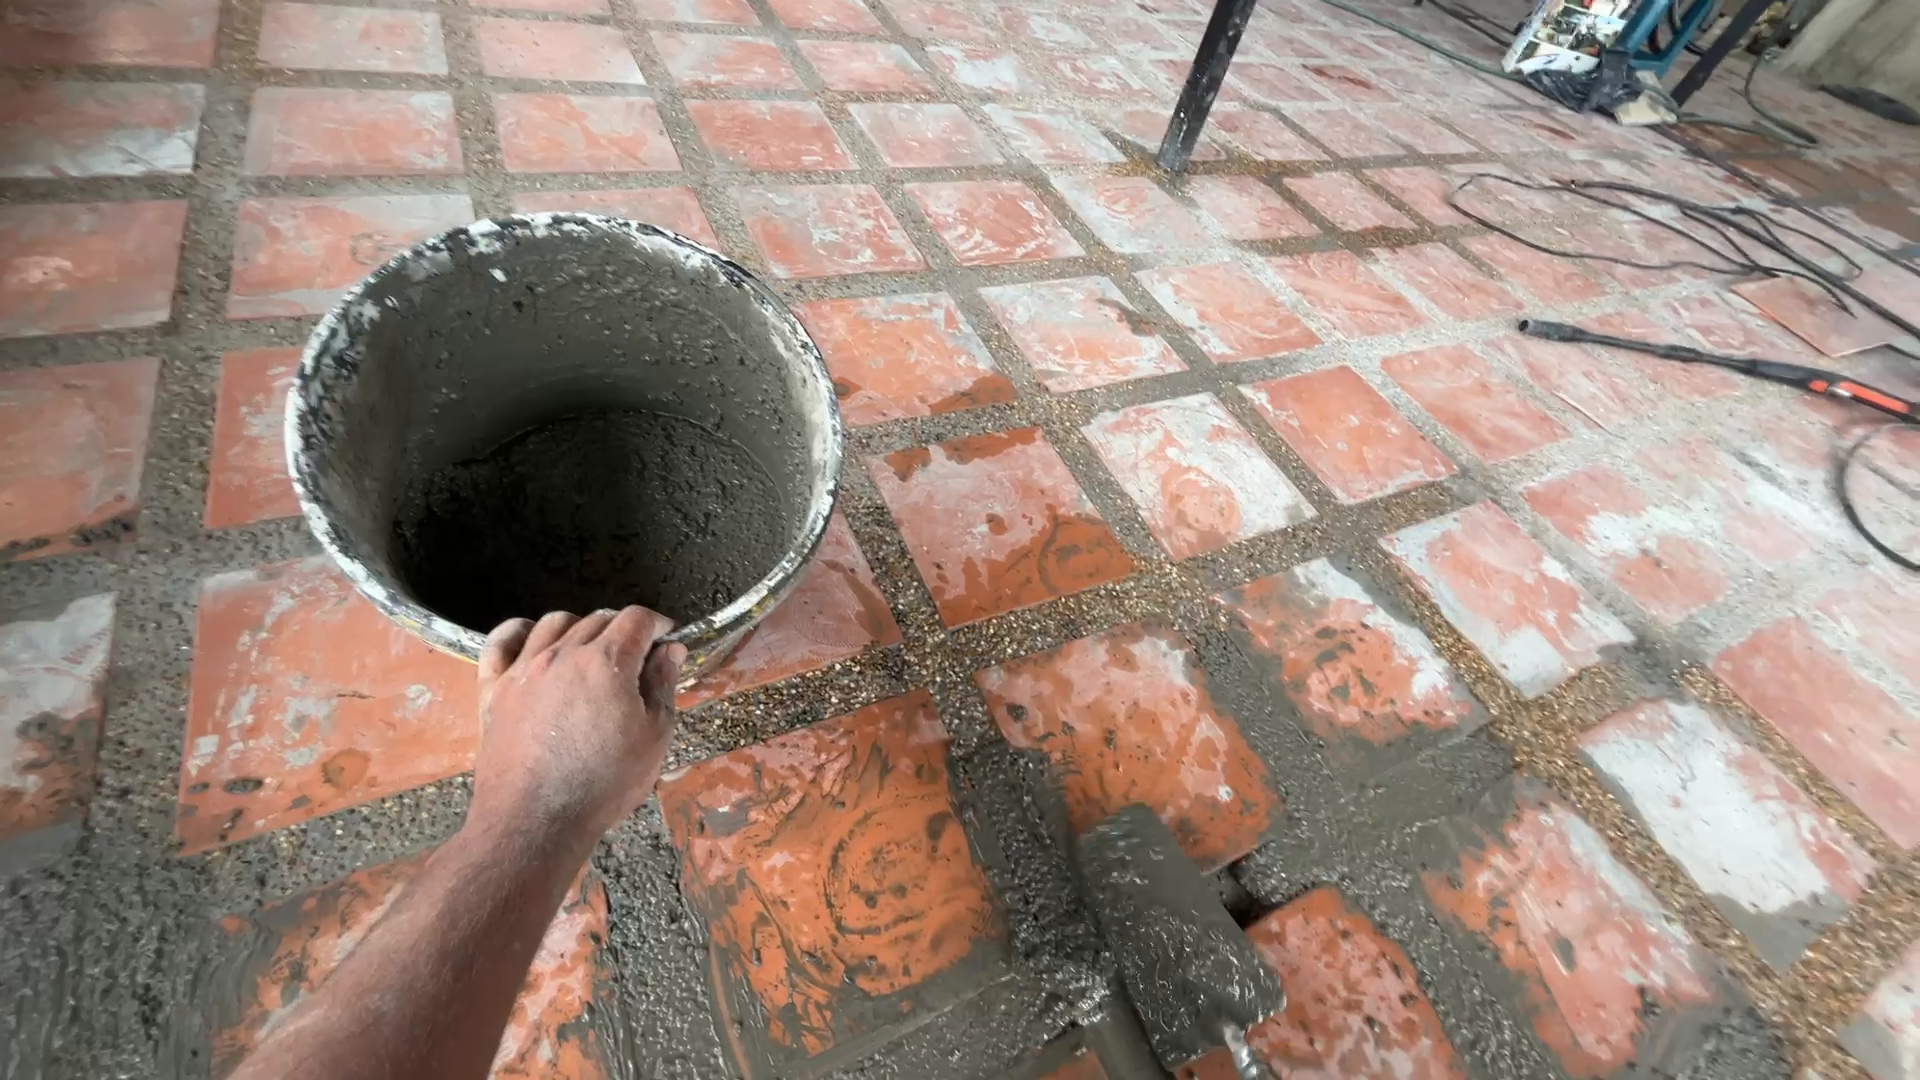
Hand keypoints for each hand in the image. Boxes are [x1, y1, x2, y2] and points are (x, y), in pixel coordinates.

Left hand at [468, 607, 686, 844]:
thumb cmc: (605, 782)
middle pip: (599, 617)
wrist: (535, 824)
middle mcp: (563, 654)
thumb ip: (663, 684)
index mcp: (607, 662)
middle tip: (636, 656)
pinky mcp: (493, 689)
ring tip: (590, 652)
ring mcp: (523, 669)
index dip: (658, 624)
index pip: (637, 618)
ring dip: (581, 628)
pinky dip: (519, 631)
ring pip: (555, 622)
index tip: (667, 640)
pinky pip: (500, 641)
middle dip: (624, 629)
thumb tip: (670, 649)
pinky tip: (533, 641)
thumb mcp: (654, 735)